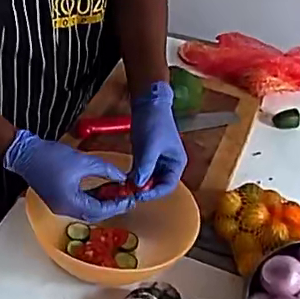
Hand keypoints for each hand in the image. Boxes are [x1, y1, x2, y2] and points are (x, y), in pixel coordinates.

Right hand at [5, 130, 137, 221]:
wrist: (24, 153)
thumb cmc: (51, 157)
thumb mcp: (83, 161)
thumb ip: (106, 170)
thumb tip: (122, 177)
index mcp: (70, 204)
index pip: (100, 211)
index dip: (117, 205)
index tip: (130, 198)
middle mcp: (65, 210)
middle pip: (94, 214)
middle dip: (111, 206)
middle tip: (126, 196)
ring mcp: (60, 206)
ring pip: (87, 209)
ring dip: (102, 202)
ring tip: (116, 191)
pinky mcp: (58, 199)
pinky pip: (79, 203)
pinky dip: (92, 198)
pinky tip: (102, 188)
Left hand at [128, 80, 187, 198]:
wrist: (148, 103)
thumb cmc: (155, 121)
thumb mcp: (150, 146)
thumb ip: (145, 166)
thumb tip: (138, 185)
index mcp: (177, 163)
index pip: (168, 186)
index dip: (154, 193)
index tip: (139, 195)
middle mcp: (169, 165)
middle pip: (157, 186)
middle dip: (144, 190)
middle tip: (129, 193)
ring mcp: (157, 162)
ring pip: (147, 181)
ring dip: (137, 185)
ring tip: (124, 188)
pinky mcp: (146, 158)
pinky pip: (140, 173)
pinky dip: (132, 178)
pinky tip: (123, 181)